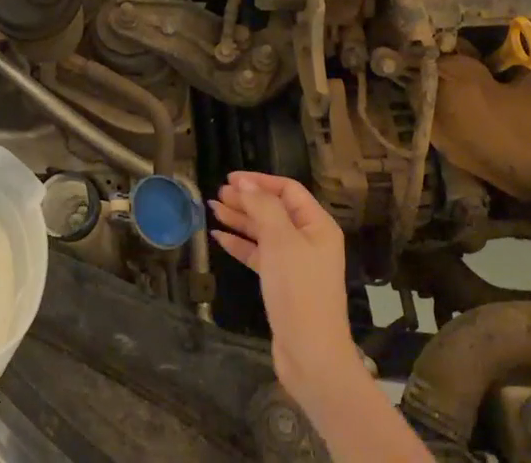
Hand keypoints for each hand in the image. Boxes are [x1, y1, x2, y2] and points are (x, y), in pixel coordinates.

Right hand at [209, 173, 355, 408]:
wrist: (310, 351)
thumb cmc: (298, 290)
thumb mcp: (281, 241)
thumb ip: (263, 207)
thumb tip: (245, 183)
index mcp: (318, 226)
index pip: (289, 190)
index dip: (260, 181)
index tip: (230, 179)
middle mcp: (309, 240)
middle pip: (274, 209)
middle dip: (246, 199)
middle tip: (217, 194)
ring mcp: (295, 262)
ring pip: (264, 231)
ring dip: (240, 219)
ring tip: (212, 209)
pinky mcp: (281, 282)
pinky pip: (258, 254)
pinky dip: (239, 244)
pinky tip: (219, 238)